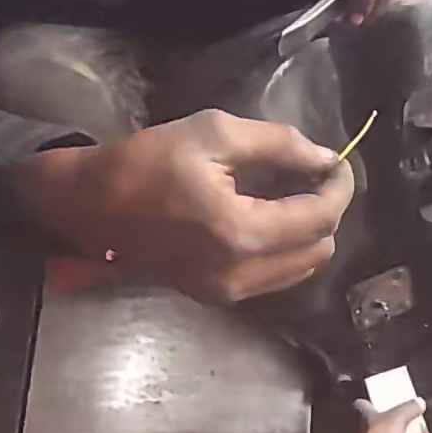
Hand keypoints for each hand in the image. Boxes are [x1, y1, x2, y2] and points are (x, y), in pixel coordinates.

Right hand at [14, 109, 353, 303]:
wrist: (90, 207)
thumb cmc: (147, 163)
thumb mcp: (214, 133)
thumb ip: (281, 145)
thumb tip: (326, 160)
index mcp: (240, 233)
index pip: (319, 218)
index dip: (340, 189)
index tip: (340, 164)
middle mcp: (242, 275)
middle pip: (319, 249)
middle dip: (327, 212)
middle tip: (314, 178)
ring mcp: (231, 294)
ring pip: (303, 268)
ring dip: (310, 233)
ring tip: (293, 197)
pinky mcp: (221, 299)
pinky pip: (277, 278)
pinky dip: (287, 249)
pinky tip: (272, 220)